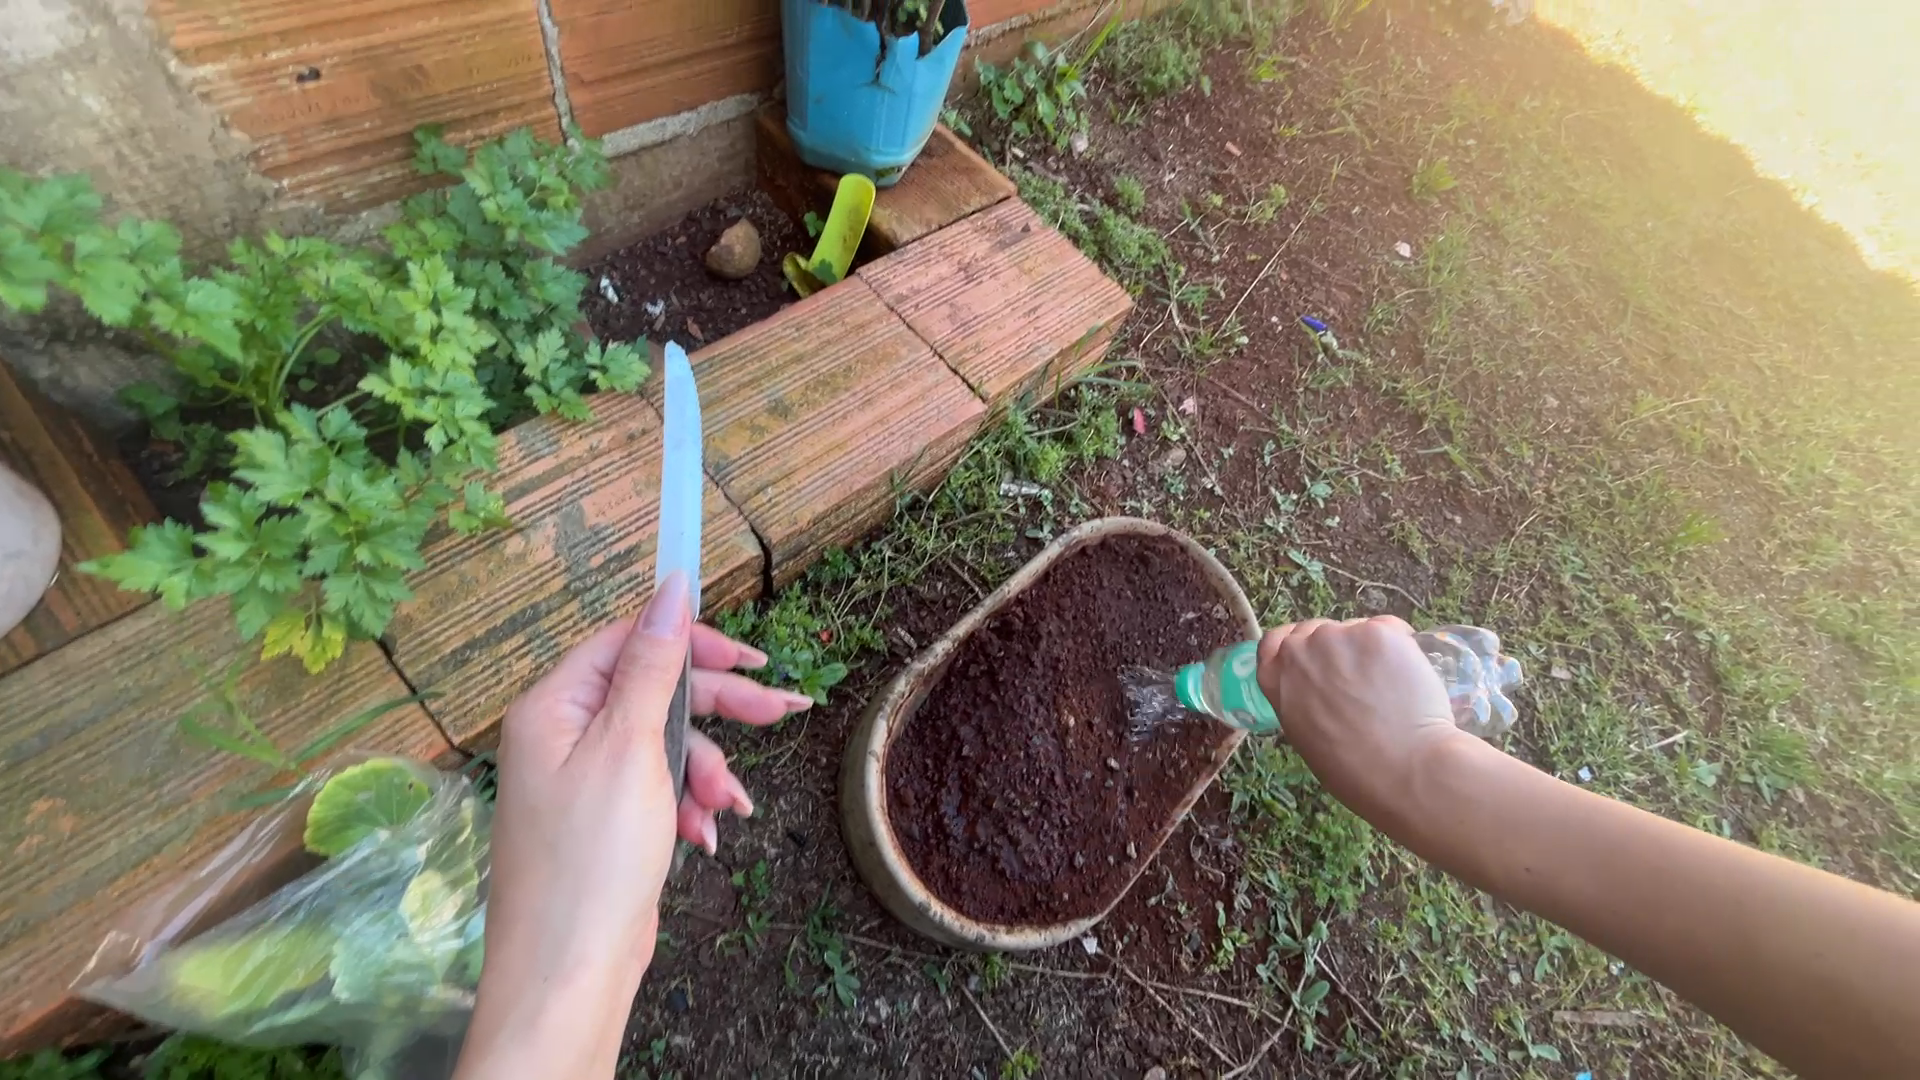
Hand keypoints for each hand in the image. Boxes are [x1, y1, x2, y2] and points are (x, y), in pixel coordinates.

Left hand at [456, 575, 809, 1078]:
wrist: (571, 976)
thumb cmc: (595, 855)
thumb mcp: (633, 745)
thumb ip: (656, 663)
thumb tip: (673, 585)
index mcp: (557, 705)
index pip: (632, 641)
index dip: (693, 642)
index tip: (751, 656)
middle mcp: (569, 731)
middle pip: (660, 691)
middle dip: (722, 709)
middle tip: (784, 710)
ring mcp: (590, 774)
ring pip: (671, 740)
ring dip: (709, 769)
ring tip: (728, 806)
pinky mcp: (612, 812)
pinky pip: (664, 782)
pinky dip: (691, 801)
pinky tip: (708, 831)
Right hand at [1255, 616, 1466, 825]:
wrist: (1402, 769)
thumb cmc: (1350, 768)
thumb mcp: (1302, 732)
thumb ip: (1300, 697)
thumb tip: (1320, 688)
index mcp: (1276, 677)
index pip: (1275, 641)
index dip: (1297, 643)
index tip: (1316, 656)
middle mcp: (1299, 650)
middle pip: (1317, 631)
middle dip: (1337, 648)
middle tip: (1362, 676)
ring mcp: (1337, 636)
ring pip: (1354, 629)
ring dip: (1368, 647)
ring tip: (1391, 682)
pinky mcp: (1377, 632)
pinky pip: (1389, 628)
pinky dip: (1400, 645)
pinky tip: (1409, 672)